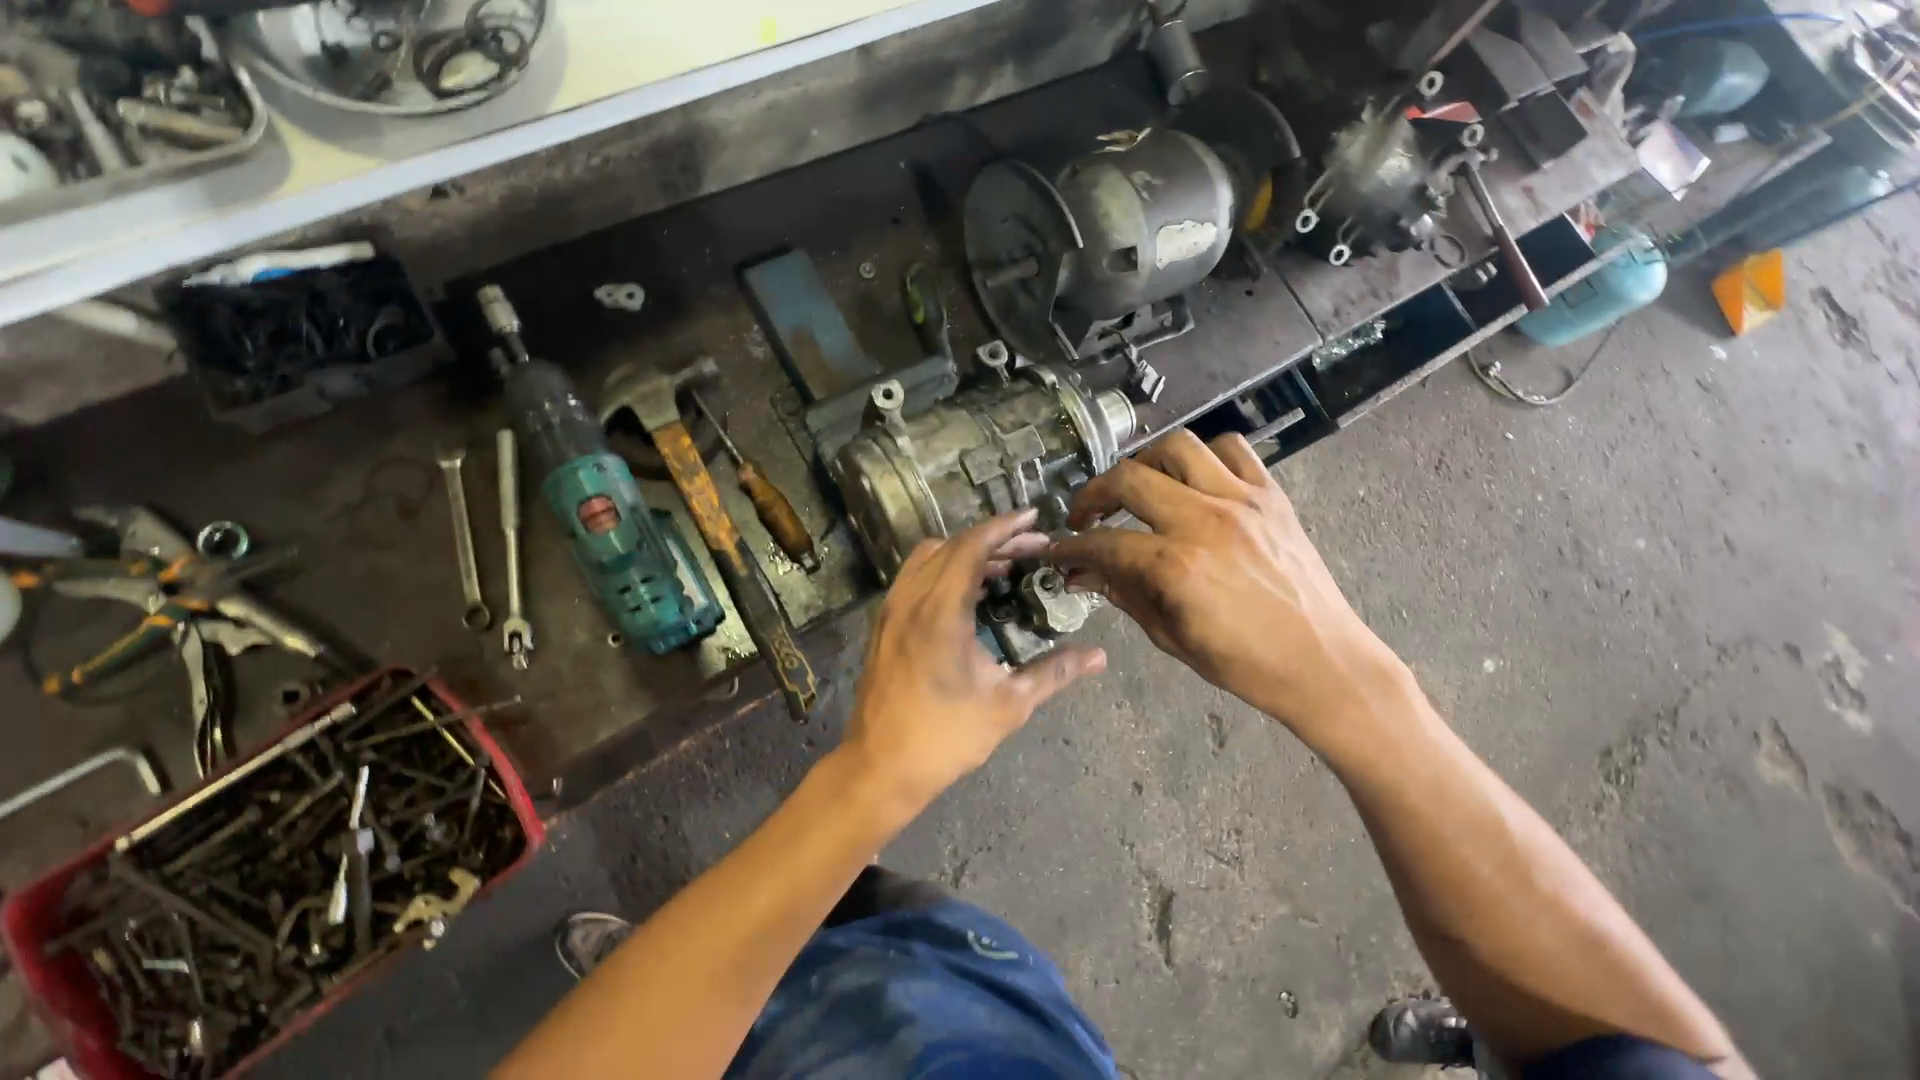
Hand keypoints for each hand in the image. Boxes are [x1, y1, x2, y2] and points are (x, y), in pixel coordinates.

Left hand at [841, 508, 1106, 811]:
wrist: (881, 767)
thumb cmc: (946, 737)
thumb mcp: (1008, 705)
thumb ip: (1054, 673)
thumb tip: (1098, 656)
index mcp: (940, 611)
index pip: (972, 547)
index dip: (1005, 527)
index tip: (1035, 519)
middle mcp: (910, 600)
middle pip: (951, 546)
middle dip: (993, 539)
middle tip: (1031, 549)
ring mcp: (890, 611)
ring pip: (927, 558)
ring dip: (964, 552)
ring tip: (1003, 568)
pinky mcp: (882, 625)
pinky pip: (914, 577)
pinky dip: (942, 570)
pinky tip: (968, 594)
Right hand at [1049, 431, 1405, 741]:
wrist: (1322, 661)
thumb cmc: (1244, 663)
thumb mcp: (1170, 636)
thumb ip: (1123, 595)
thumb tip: (1081, 574)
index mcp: (1177, 566)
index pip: (1105, 542)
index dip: (1071, 547)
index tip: (1057, 551)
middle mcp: (1205, 520)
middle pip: (1129, 479)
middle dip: (1093, 495)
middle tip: (1085, 516)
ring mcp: (1242, 501)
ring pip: (1177, 447)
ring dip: (1145, 463)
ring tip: (1138, 488)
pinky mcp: (1271, 495)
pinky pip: (1232, 449)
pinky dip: (1204, 456)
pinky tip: (1194, 480)